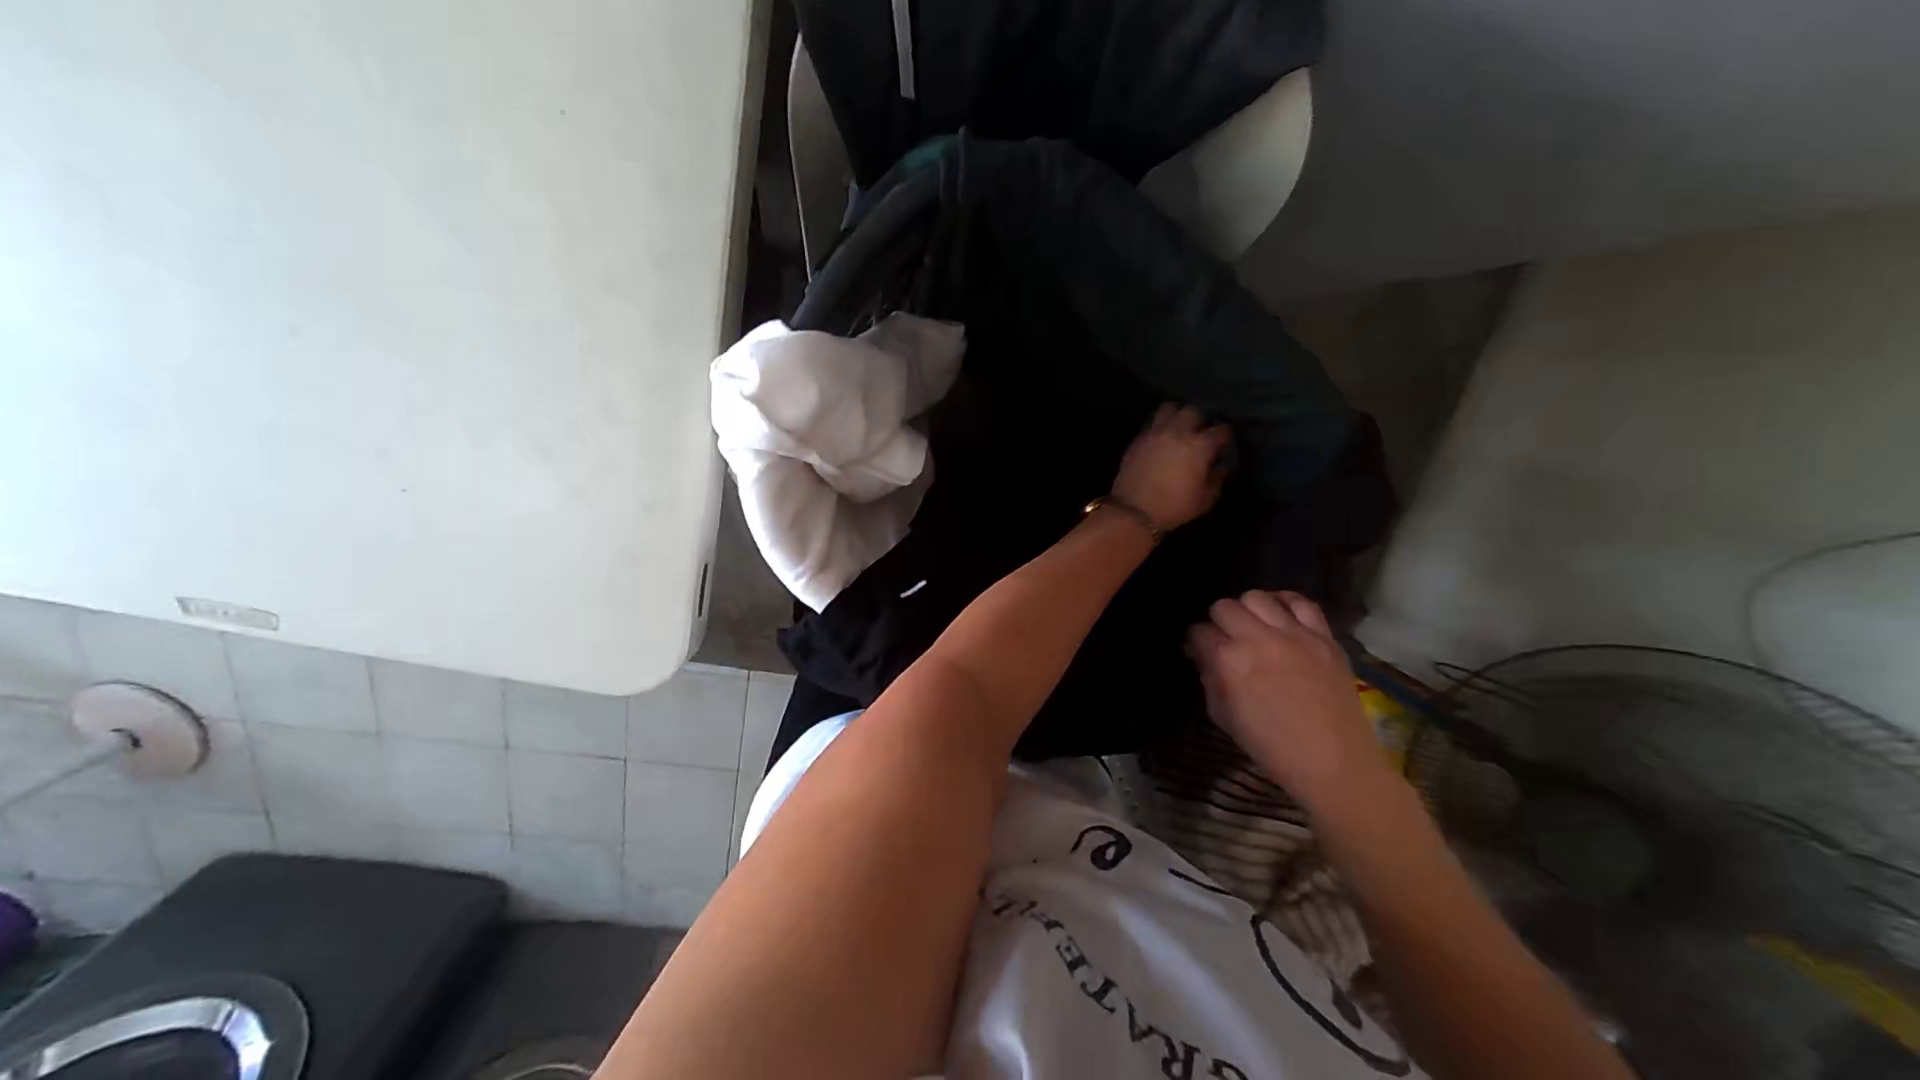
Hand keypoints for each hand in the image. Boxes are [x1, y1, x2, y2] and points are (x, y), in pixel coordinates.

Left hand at [1109, 404, 1229, 530]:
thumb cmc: (1174, 507)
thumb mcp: (1206, 499)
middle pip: (1193, 410)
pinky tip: (1161, 437)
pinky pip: (1151, 422)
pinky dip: (1160, 425)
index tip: (1224, 445)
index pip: (1221, 430)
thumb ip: (1218, 478)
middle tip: (1201, 432)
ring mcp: (1155, 433)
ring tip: (1179, 427)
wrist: (1134, 511)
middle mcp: (1178, 432)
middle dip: (1201, 418)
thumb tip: (1221, 465)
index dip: (1226, 437)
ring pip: (1169, 408)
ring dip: (1177, 414)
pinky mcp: (1138, 439)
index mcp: (1199, 446)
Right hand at [1186, 590, 1394, 809]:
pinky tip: (1280, 617)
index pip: (1199, 632)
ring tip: (1253, 626)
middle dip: (1217, 622)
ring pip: (1257, 597)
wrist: (1334, 763)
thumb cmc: (1271, 748)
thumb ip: (1209, 679)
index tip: (1199, 650)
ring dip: (1247, 609)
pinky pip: (1301, 602)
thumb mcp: (1223, 717)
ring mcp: (1295, 635)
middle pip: (1224, 607)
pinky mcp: (1324, 637)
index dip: (1195, 641)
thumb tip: (1203, 655)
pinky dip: (1284, 603)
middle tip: (1225, 639)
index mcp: (1230, 663)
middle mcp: (1259, 640)